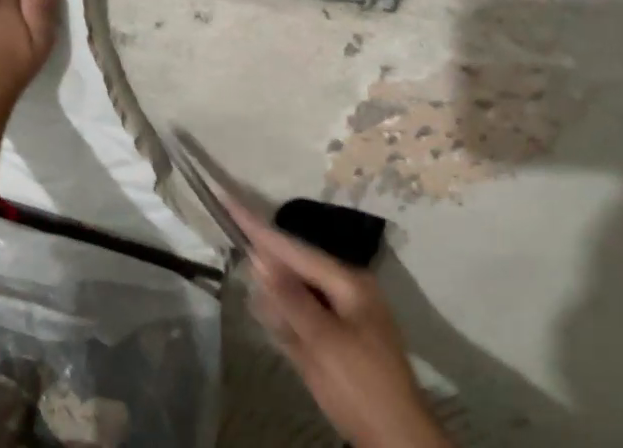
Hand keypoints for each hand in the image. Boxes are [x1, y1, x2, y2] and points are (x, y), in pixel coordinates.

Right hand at [230, 204, 449, 447]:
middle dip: (265, 260)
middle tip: (232, 238)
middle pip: (292, 265)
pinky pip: (299, 315)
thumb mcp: (324, 341)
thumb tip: (259, 258)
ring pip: (293, 290)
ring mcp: (340, 315)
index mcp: (347, 283)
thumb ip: (290, 299)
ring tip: (259, 295)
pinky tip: (273, 320)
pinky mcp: (333, 338)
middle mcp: (344, 290)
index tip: (226, 197)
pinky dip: (284, 317)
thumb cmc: (362, 385)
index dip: (257, 226)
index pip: (292, 248)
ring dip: (274, 294)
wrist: (396, 438)